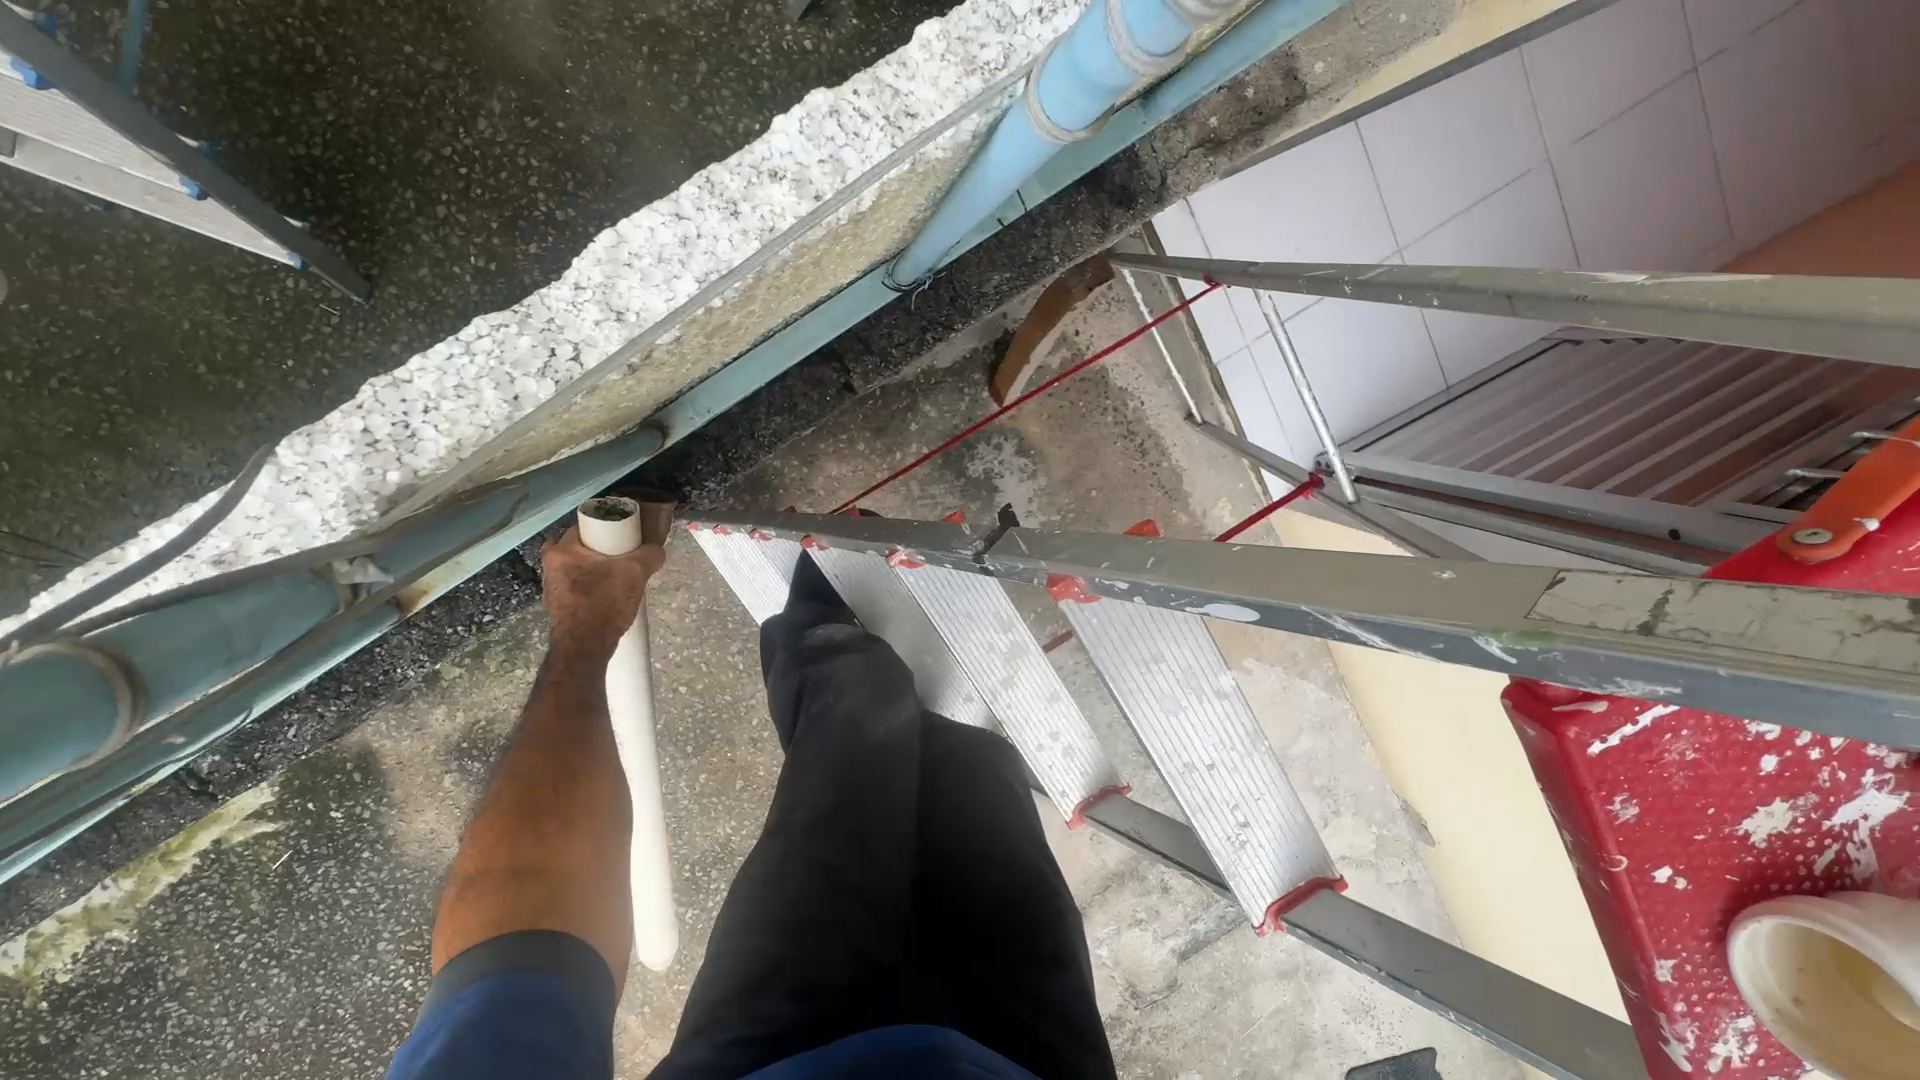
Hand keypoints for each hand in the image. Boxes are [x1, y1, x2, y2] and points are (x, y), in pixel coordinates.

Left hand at [540, 525, 665, 659]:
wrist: (585, 647)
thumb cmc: (604, 603)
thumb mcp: (635, 573)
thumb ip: (649, 555)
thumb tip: (656, 550)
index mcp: (562, 550)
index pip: (584, 526)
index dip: (606, 528)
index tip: (622, 535)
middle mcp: (550, 565)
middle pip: (580, 547)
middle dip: (600, 549)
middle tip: (622, 555)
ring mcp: (550, 586)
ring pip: (577, 567)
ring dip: (595, 568)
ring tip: (618, 575)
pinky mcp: (557, 604)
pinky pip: (576, 585)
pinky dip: (590, 585)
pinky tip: (607, 594)